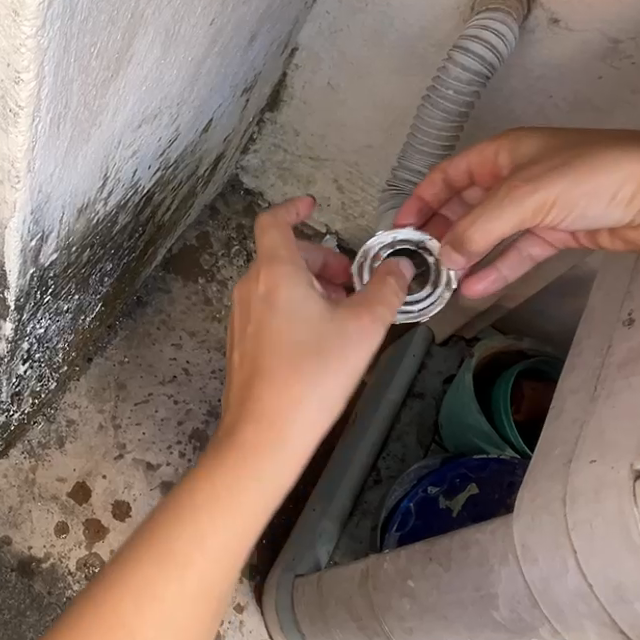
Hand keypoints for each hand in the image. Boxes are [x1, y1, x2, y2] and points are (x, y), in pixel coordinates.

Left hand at [216, 196, 412, 469]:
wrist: (264, 433)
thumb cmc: (314, 375)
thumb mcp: (363, 328)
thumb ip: (385, 290)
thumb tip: (398, 267)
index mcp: (275, 273)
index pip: (274, 222)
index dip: (293, 209)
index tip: (313, 206)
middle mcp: (250, 288)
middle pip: (284, 255)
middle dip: (321, 260)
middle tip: (353, 283)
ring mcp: (241, 316)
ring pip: (277, 283)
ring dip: (311, 286)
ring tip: (345, 314)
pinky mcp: (241, 342)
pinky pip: (269, 308)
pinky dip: (296, 307)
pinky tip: (321, 339)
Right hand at [393, 128, 639, 298]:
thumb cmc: (592, 176)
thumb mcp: (523, 198)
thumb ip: (477, 230)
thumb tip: (442, 259)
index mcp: (504, 152)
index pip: (449, 175)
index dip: (421, 200)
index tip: (400, 229)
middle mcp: (518, 174)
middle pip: (467, 204)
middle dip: (443, 231)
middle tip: (419, 260)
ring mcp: (542, 203)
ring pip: (492, 231)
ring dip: (469, 254)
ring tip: (443, 280)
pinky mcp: (563, 229)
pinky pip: (520, 251)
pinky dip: (499, 268)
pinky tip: (477, 288)